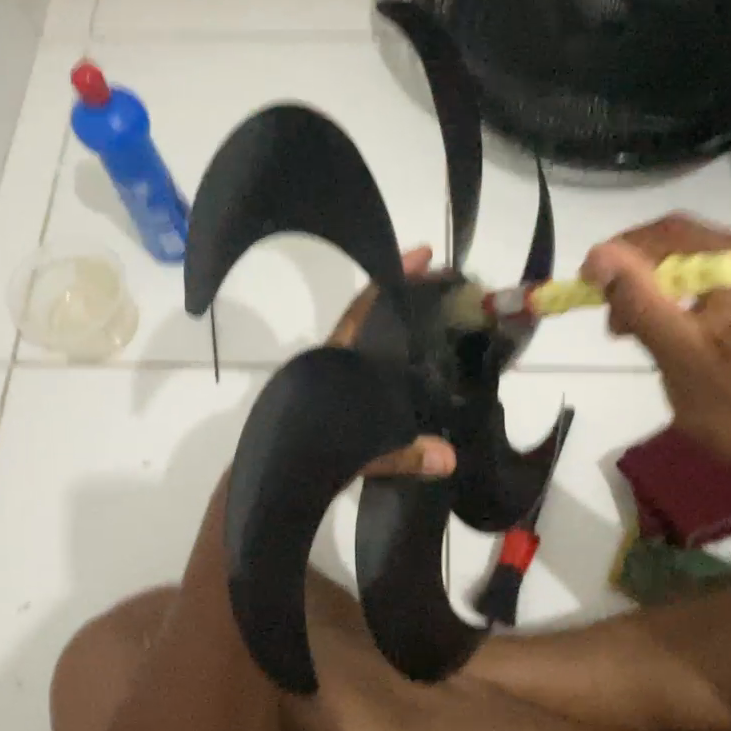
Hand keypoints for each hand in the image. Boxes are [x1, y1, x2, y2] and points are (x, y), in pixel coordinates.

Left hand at [329, 245, 455, 478]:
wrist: (276, 476)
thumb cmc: (307, 453)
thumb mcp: (355, 452)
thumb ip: (401, 455)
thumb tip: (448, 458)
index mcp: (339, 359)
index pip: (367, 306)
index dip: (395, 279)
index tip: (424, 254)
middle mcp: (342, 362)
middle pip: (379, 318)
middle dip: (413, 300)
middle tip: (455, 288)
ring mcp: (344, 380)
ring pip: (381, 344)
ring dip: (411, 330)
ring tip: (452, 321)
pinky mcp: (348, 400)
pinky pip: (382, 371)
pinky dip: (405, 363)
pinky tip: (431, 368)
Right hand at [583, 216, 730, 483]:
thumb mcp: (684, 358)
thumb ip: (641, 302)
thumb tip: (597, 255)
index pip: (672, 234)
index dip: (620, 252)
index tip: (586, 285)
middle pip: (681, 245)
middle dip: (637, 277)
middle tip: (613, 324)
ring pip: (689, 264)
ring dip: (652, 292)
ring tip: (630, 332)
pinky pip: (706, 283)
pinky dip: (676, 303)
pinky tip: (662, 331)